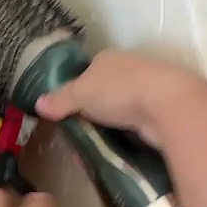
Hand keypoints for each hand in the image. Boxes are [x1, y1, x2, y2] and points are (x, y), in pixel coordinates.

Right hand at [32, 48, 205, 145]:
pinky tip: (115, 148)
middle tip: (77, 132)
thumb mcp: (78, 94)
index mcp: (107, 58)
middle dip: (89, 112)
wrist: (168, 105)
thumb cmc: (118, 91)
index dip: (74, 91)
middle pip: (101, 92)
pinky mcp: (160, 110)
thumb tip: (38, 104)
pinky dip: (124, 136)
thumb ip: (58, 100)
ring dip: (106, 127)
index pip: (85, 73)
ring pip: (118, 109)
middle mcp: (128, 68)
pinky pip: (134, 124)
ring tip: (93, 145)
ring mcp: (147, 88)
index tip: (65, 112)